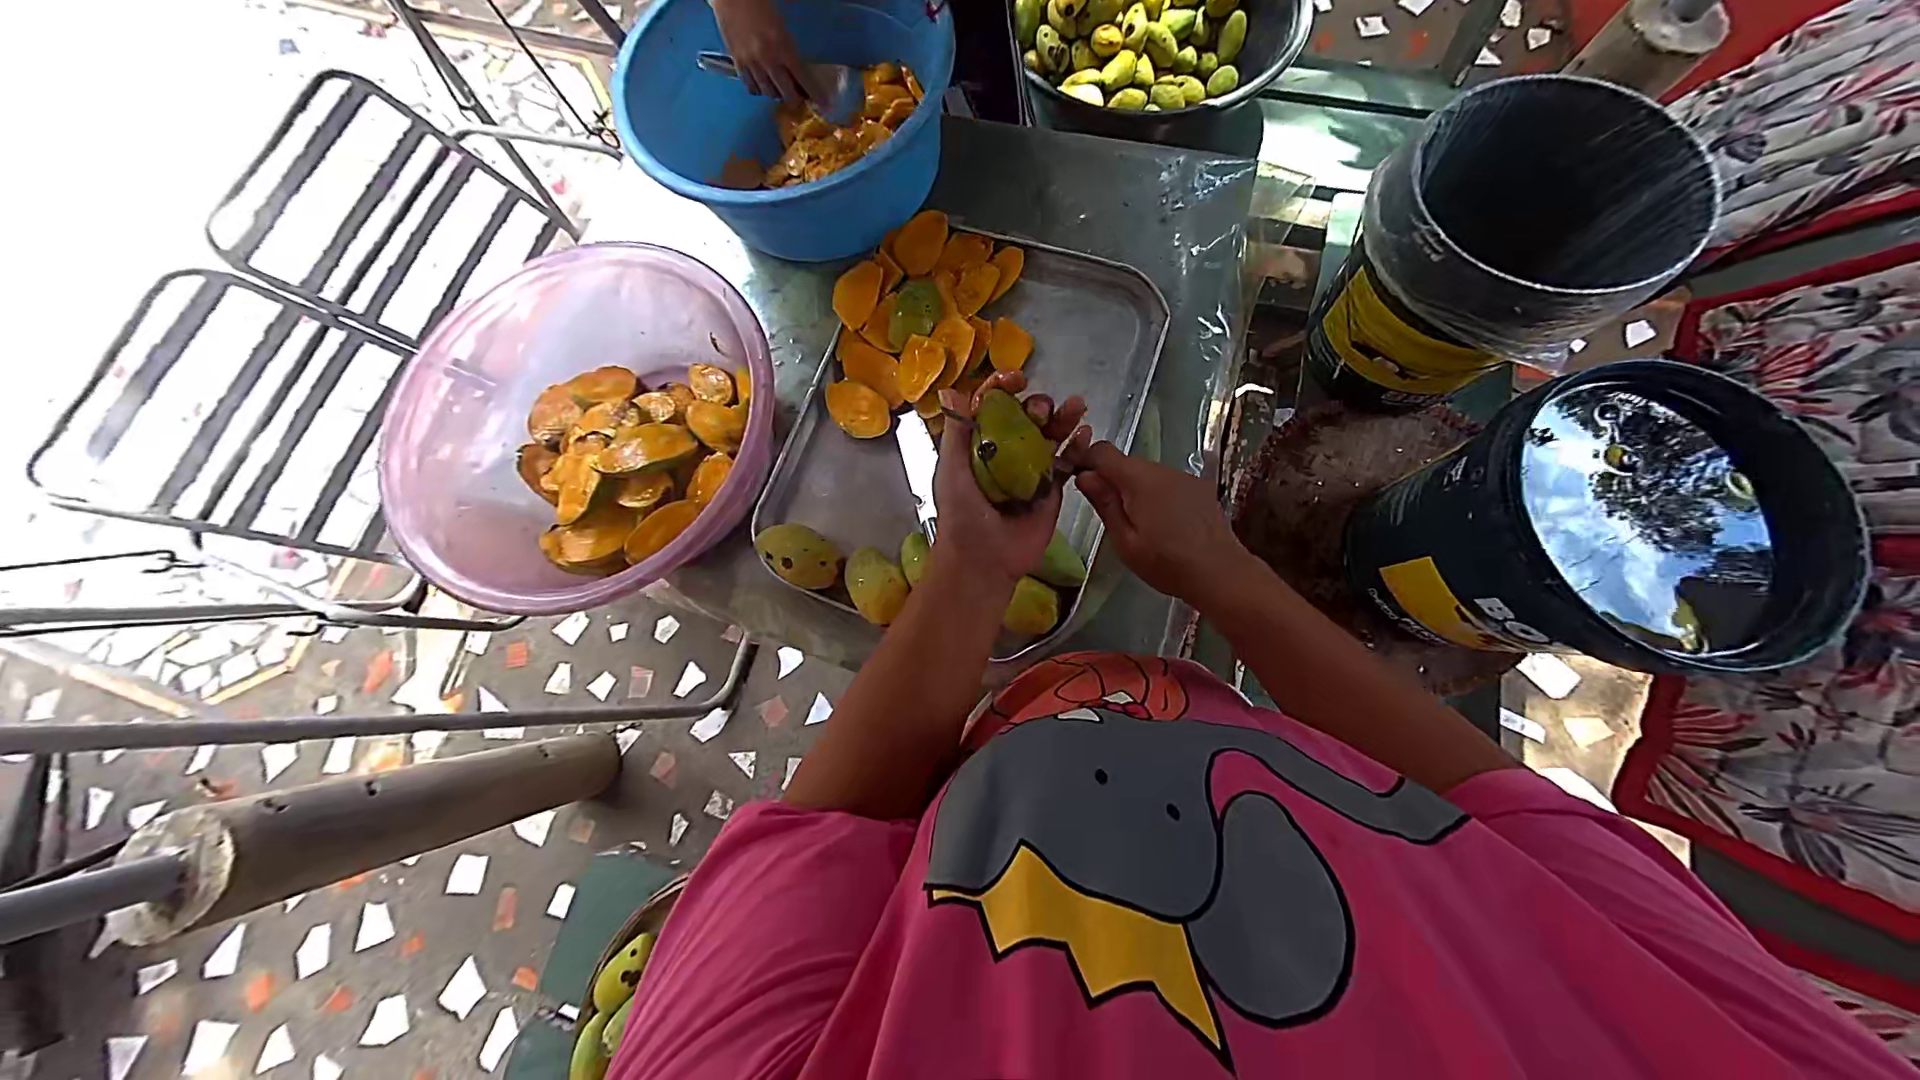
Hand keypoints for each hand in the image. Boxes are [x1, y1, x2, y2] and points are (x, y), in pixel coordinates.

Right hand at [711, 0, 808, 99]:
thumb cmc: (759, 0)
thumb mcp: (781, 21)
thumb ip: (790, 45)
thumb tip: (799, 65)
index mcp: (782, 46)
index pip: (803, 78)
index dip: (815, 94)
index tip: (824, 104)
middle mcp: (768, 59)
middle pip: (787, 93)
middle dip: (796, 98)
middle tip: (800, 97)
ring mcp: (751, 62)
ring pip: (768, 92)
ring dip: (778, 94)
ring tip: (782, 91)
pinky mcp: (736, 61)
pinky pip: (750, 85)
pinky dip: (759, 89)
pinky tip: (763, 86)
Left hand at [930, 372, 1087, 588]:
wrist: (984, 559)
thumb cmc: (962, 515)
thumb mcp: (952, 470)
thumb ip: (956, 432)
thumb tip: (951, 390)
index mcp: (979, 445)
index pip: (992, 407)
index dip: (1002, 388)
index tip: (1014, 379)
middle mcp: (1006, 452)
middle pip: (1026, 417)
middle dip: (1036, 405)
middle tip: (1040, 409)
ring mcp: (1031, 470)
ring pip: (1050, 435)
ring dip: (1063, 417)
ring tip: (1076, 406)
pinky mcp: (1052, 488)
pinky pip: (1067, 462)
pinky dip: (1078, 446)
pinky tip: (1085, 433)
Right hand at [1065, 441, 1252, 605]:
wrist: (1220, 573)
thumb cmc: (1166, 562)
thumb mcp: (1125, 540)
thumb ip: (1104, 503)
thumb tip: (1084, 475)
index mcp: (1139, 479)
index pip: (1103, 451)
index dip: (1086, 461)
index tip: (1079, 482)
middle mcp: (1162, 469)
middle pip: (1126, 463)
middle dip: (1111, 480)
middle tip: (1108, 514)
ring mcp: (1184, 476)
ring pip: (1147, 473)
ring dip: (1135, 489)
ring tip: (1137, 523)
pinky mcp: (1199, 487)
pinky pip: (1167, 483)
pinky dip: (1156, 495)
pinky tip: (1162, 523)